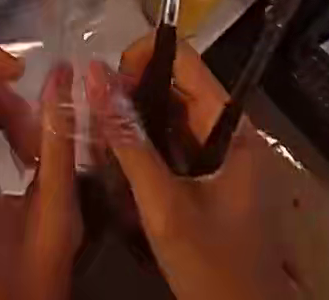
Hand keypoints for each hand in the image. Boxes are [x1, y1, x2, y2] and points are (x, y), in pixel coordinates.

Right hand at [90, 35, 290, 299]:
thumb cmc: (215, 271)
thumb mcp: (164, 206)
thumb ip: (128, 140)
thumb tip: (94, 76)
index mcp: (234, 129)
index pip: (185, 58)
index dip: (141, 57)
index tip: (107, 83)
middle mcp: (230, 132)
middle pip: (173, 84)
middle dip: (130, 94)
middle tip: (97, 119)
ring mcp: (221, 155)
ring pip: (168, 112)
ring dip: (132, 121)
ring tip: (102, 141)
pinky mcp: (210, 176)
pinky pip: (171, 141)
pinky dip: (143, 145)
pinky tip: (118, 164)